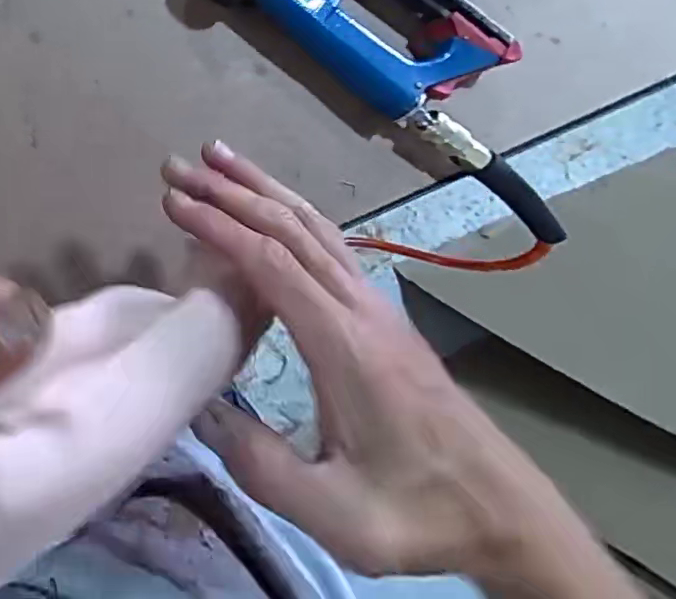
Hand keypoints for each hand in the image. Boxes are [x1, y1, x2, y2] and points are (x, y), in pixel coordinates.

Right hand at [162, 143, 635, 596]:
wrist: (500, 507)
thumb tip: (201, 411)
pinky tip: (270, 204)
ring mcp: (371, 300)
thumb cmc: (417, 510)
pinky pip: (326, 239)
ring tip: (218, 159)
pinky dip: (288, 209)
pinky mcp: (377, 307)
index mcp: (343, 341)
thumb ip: (262, 467)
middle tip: (179, 167)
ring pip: (311, 223)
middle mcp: (357, 303)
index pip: (272, 261)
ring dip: (261, 186)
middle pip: (288, 226)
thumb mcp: (338, 516)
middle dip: (229, 190)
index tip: (175, 203)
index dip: (220, 227)